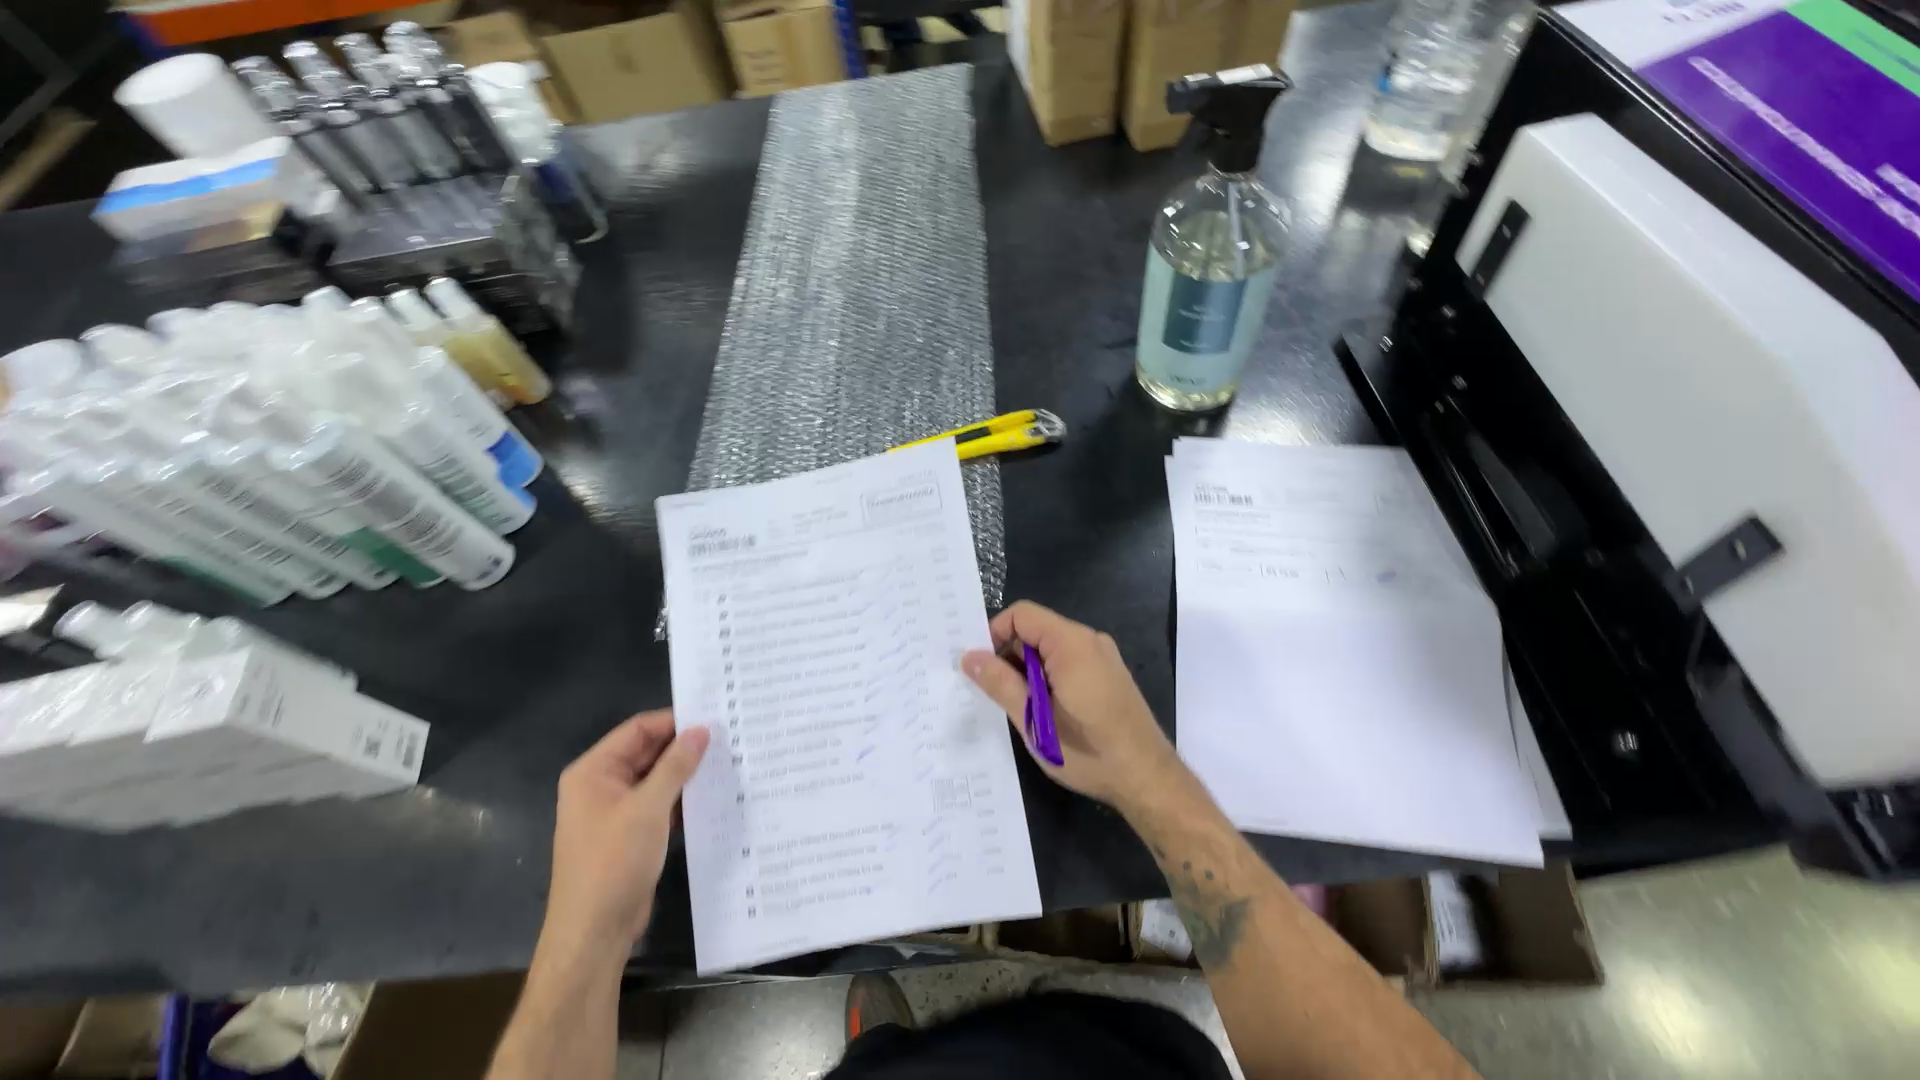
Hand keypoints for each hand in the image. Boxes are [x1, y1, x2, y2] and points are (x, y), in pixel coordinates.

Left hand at [543, 709, 709, 952]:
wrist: (594, 931)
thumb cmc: (614, 862)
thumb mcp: (648, 808)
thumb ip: (676, 766)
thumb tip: (701, 730)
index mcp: (593, 772)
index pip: (637, 730)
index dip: (673, 721)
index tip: (714, 717)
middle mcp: (601, 786)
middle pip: (646, 753)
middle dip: (683, 747)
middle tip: (728, 738)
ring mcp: (615, 813)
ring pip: (655, 781)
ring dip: (685, 774)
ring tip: (728, 762)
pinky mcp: (630, 836)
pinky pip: (659, 806)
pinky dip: (682, 800)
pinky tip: (713, 797)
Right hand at [961, 601, 1181, 813]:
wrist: (1147, 778)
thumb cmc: (1088, 750)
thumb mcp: (1034, 720)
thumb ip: (1000, 683)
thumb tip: (969, 657)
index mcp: (1071, 644)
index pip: (1021, 614)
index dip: (995, 634)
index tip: (980, 668)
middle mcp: (1090, 640)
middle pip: (1036, 630)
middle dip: (1009, 656)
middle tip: (992, 693)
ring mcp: (1103, 657)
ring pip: (1051, 649)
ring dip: (1028, 671)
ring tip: (1018, 708)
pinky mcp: (1109, 675)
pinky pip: (1069, 662)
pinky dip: (1049, 678)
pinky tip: (1044, 711)